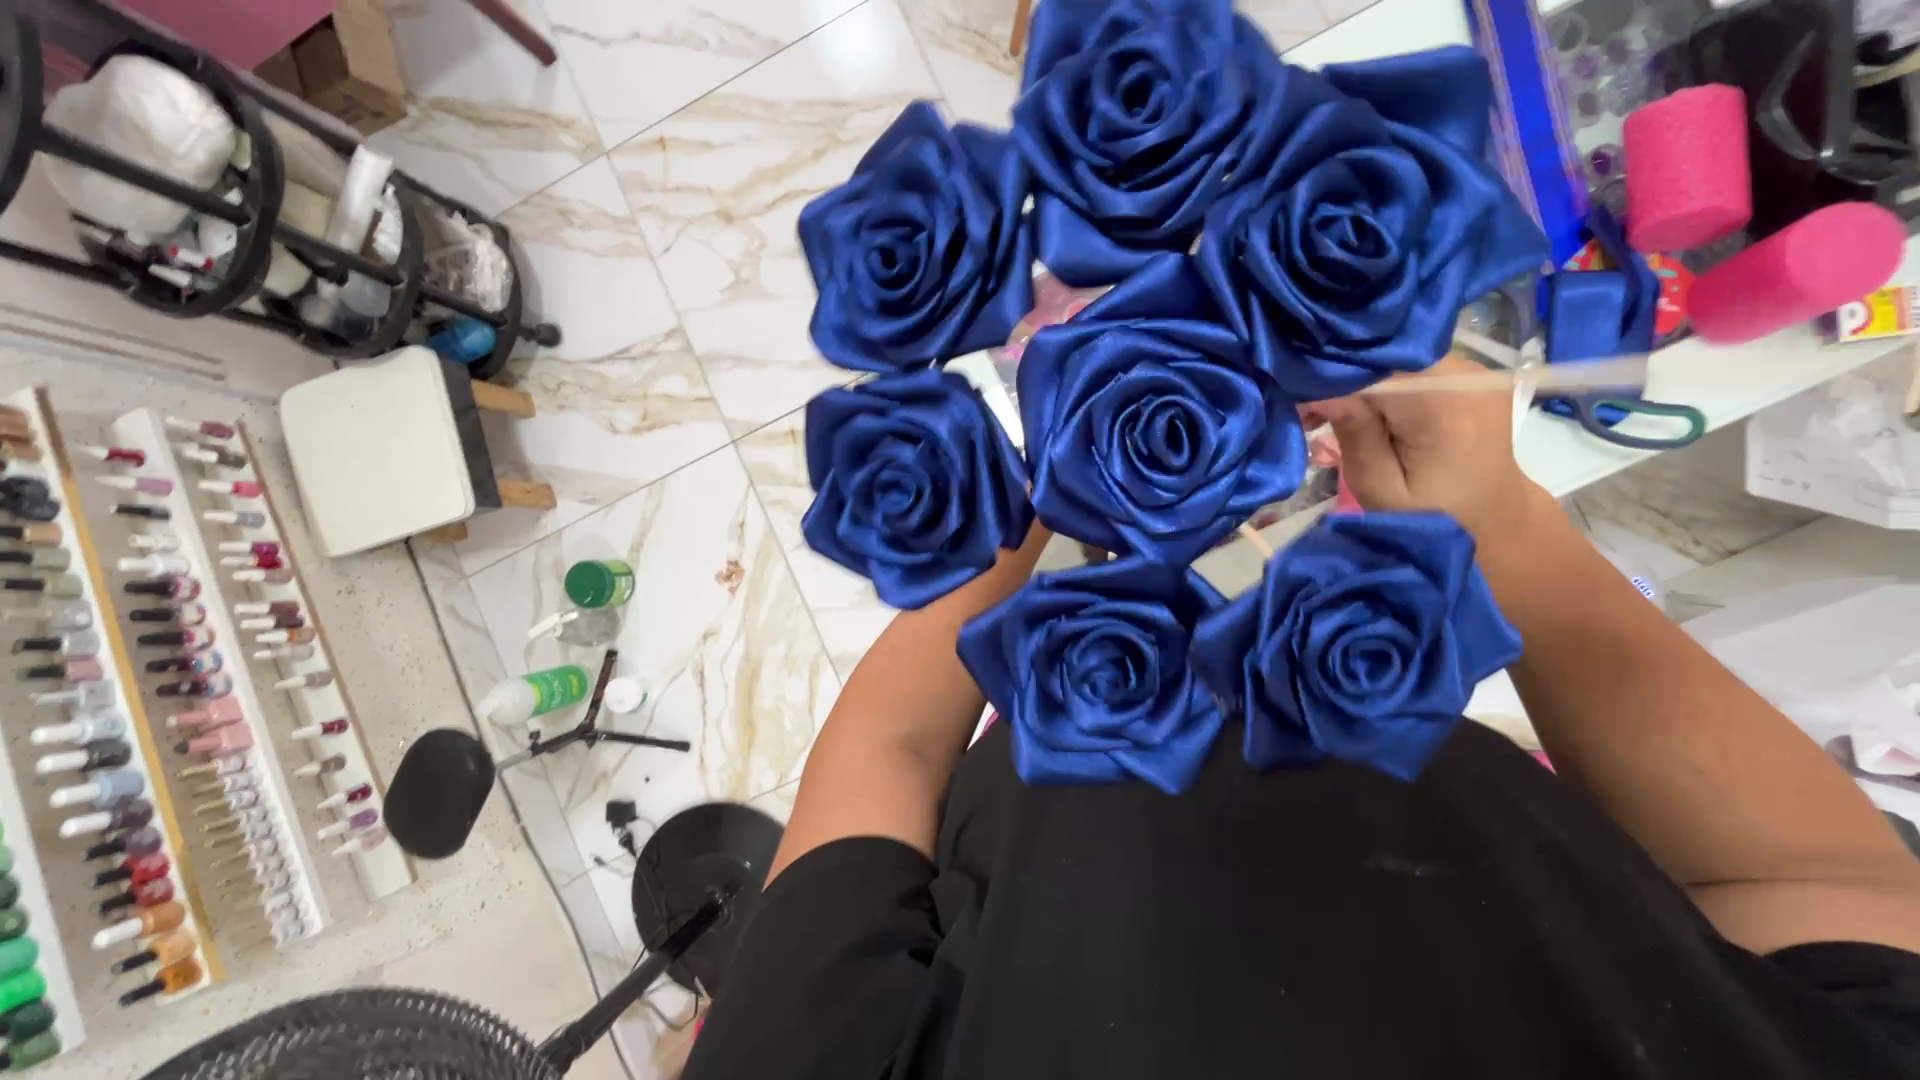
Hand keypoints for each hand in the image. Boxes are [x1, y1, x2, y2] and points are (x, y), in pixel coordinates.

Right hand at [1311, 355, 1555, 551]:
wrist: (1494, 520)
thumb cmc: (1432, 517)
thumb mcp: (1381, 489)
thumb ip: (1355, 435)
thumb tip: (1322, 390)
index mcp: (1444, 406)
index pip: (1372, 371)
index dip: (1329, 382)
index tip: (1300, 410)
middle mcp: (1466, 375)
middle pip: (1385, 359)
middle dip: (1342, 381)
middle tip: (1310, 416)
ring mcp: (1474, 370)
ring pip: (1396, 359)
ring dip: (1361, 382)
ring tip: (1335, 415)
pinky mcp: (1470, 374)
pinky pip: (1413, 365)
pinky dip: (1384, 382)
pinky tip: (1367, 408)